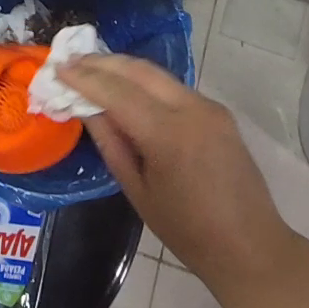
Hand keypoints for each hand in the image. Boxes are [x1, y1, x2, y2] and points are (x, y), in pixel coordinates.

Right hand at [59, 54, 292, 285]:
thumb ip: (111, 144)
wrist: (251, 247)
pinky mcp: (218, 112)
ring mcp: (209, 107)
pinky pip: (173, 88)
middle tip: (71, 61)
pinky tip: (126, 88)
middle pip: (138, 71)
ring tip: (91, 68)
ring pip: (157, 75)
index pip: (117, 92)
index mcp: (168, 135)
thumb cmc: (188, 231)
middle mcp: (191, 109)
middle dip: (102, 62)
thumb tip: (87, 109)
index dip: (84, 78)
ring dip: (123, 68)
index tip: (57, 68)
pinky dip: (144, 83)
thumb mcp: (138, 191)